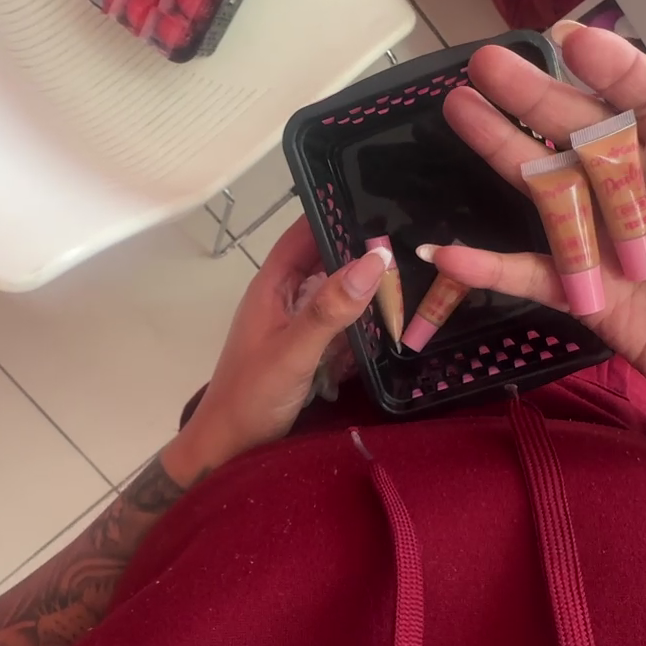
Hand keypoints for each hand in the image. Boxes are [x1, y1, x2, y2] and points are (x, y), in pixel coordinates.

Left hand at [178, 217, 389, 467]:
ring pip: (337, 292)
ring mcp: (298, 325)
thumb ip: (330, 309)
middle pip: (325, 260)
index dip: (333, 212)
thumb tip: (375, 260)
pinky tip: (396, 316)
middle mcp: (286, 299)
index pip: (303, 234)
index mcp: (272, 287)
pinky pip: (342, 324)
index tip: (377, 196)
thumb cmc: (251, 397)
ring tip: (414, 268)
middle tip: (410, 234)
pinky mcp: (311, 351)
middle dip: (360, 248)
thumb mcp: (293, 352)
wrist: (230, 449)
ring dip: (367, 285)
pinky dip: (365, 319)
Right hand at [431, 23, 645, 426]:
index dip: (613, 69)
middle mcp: (641, 194)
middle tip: (487, 63)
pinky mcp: (583, 294)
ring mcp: (605, 243)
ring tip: (458, 110)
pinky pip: (529, 275)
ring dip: (500, 151)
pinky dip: (488, 267)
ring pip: (544, 188)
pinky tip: (445, 251)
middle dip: (535, 96)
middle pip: (580, 133)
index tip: (571, 39)